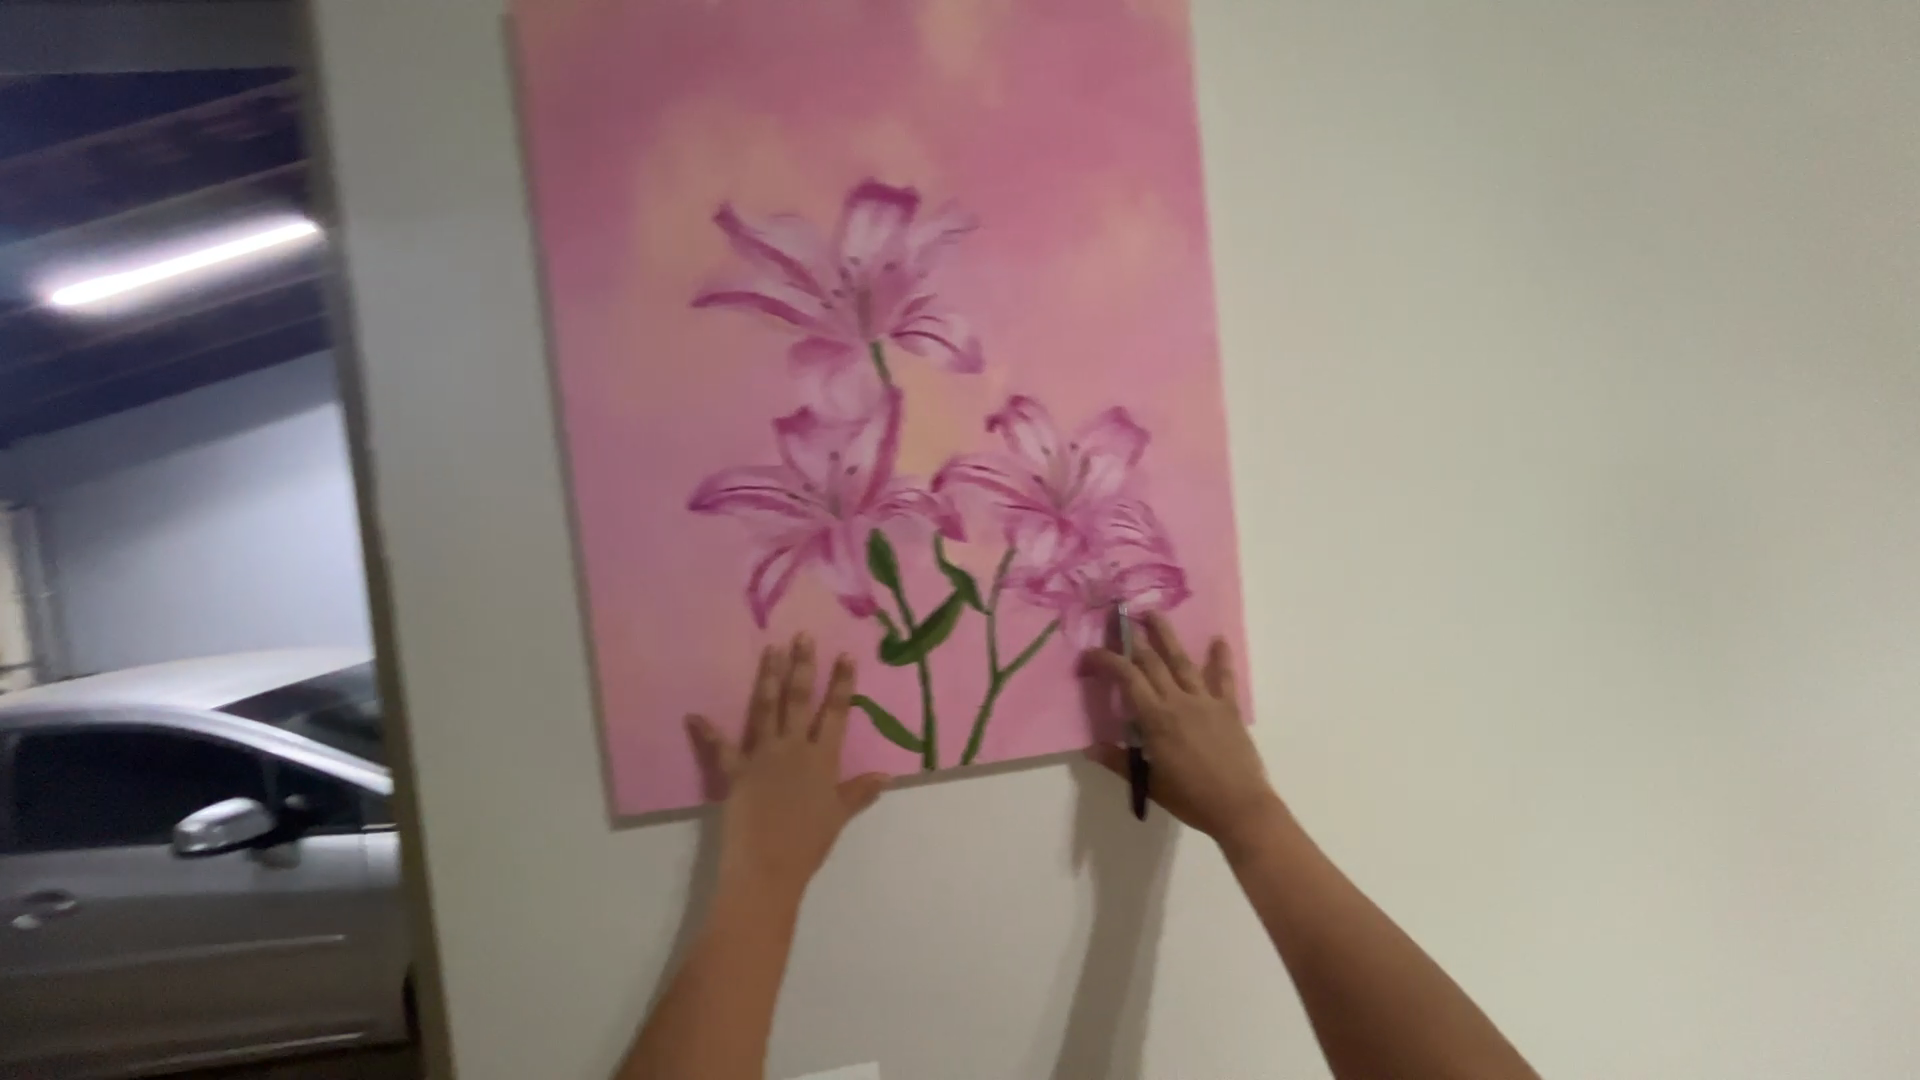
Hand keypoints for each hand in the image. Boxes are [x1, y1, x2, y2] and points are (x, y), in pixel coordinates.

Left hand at [689, 635, 888, 899]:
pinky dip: (705, 733)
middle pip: (799, 700)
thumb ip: (860, 792)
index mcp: (823, 759)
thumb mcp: (839, 816)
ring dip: (768, 678)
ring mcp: (763, 757)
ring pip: (766, 709)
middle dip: (803, 666)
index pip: (836, 713)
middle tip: (802, 636)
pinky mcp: (735, 773)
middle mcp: (794, 749)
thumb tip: (887, 774)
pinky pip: (719, 749)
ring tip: (770, 649)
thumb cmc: (808, 844)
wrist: (769, 868)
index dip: (842, 684)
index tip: (845, 655)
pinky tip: (693, 715)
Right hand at [1080, 614, 1283, 852]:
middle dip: (1134, 638)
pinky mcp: (1228, 709)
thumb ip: (1119, 761)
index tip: (1090, 655)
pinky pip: (1223, 678)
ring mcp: (1206, 701)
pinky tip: (1218, 640)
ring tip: (1154, 614)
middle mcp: (1178, 701)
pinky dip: (1220, 658)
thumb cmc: (1192, 799)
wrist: (1240, 808)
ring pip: (1182, 661)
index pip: (1126, 678)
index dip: (1106, 661)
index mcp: (1156, 718)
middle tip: (1121, 618)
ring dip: (1167, 635)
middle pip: (1152, 661)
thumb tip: (1089, 748)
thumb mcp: (1150, 783)